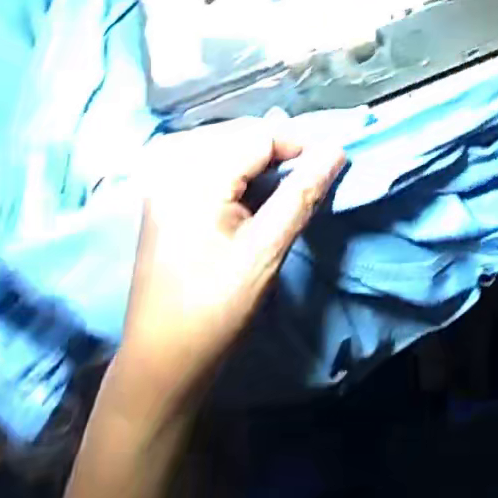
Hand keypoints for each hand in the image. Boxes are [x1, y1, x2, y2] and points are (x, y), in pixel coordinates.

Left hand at [113, 119, 345, 408]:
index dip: (300, 145)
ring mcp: (162, 181)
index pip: (258, 135)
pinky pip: (209, 160)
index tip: (327, 169)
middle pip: (240, 133)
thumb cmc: (214, 311)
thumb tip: (336, 151)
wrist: (161, 365)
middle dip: (280, 148)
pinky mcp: (164, 196)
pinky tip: (254, 192)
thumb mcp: (265, 252)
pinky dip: (239, 167)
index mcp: (192, 179)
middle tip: (309, 179)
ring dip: (261, 156)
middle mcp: (170, 168)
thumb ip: (301, 195)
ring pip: (226, 143)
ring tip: (286, 185)